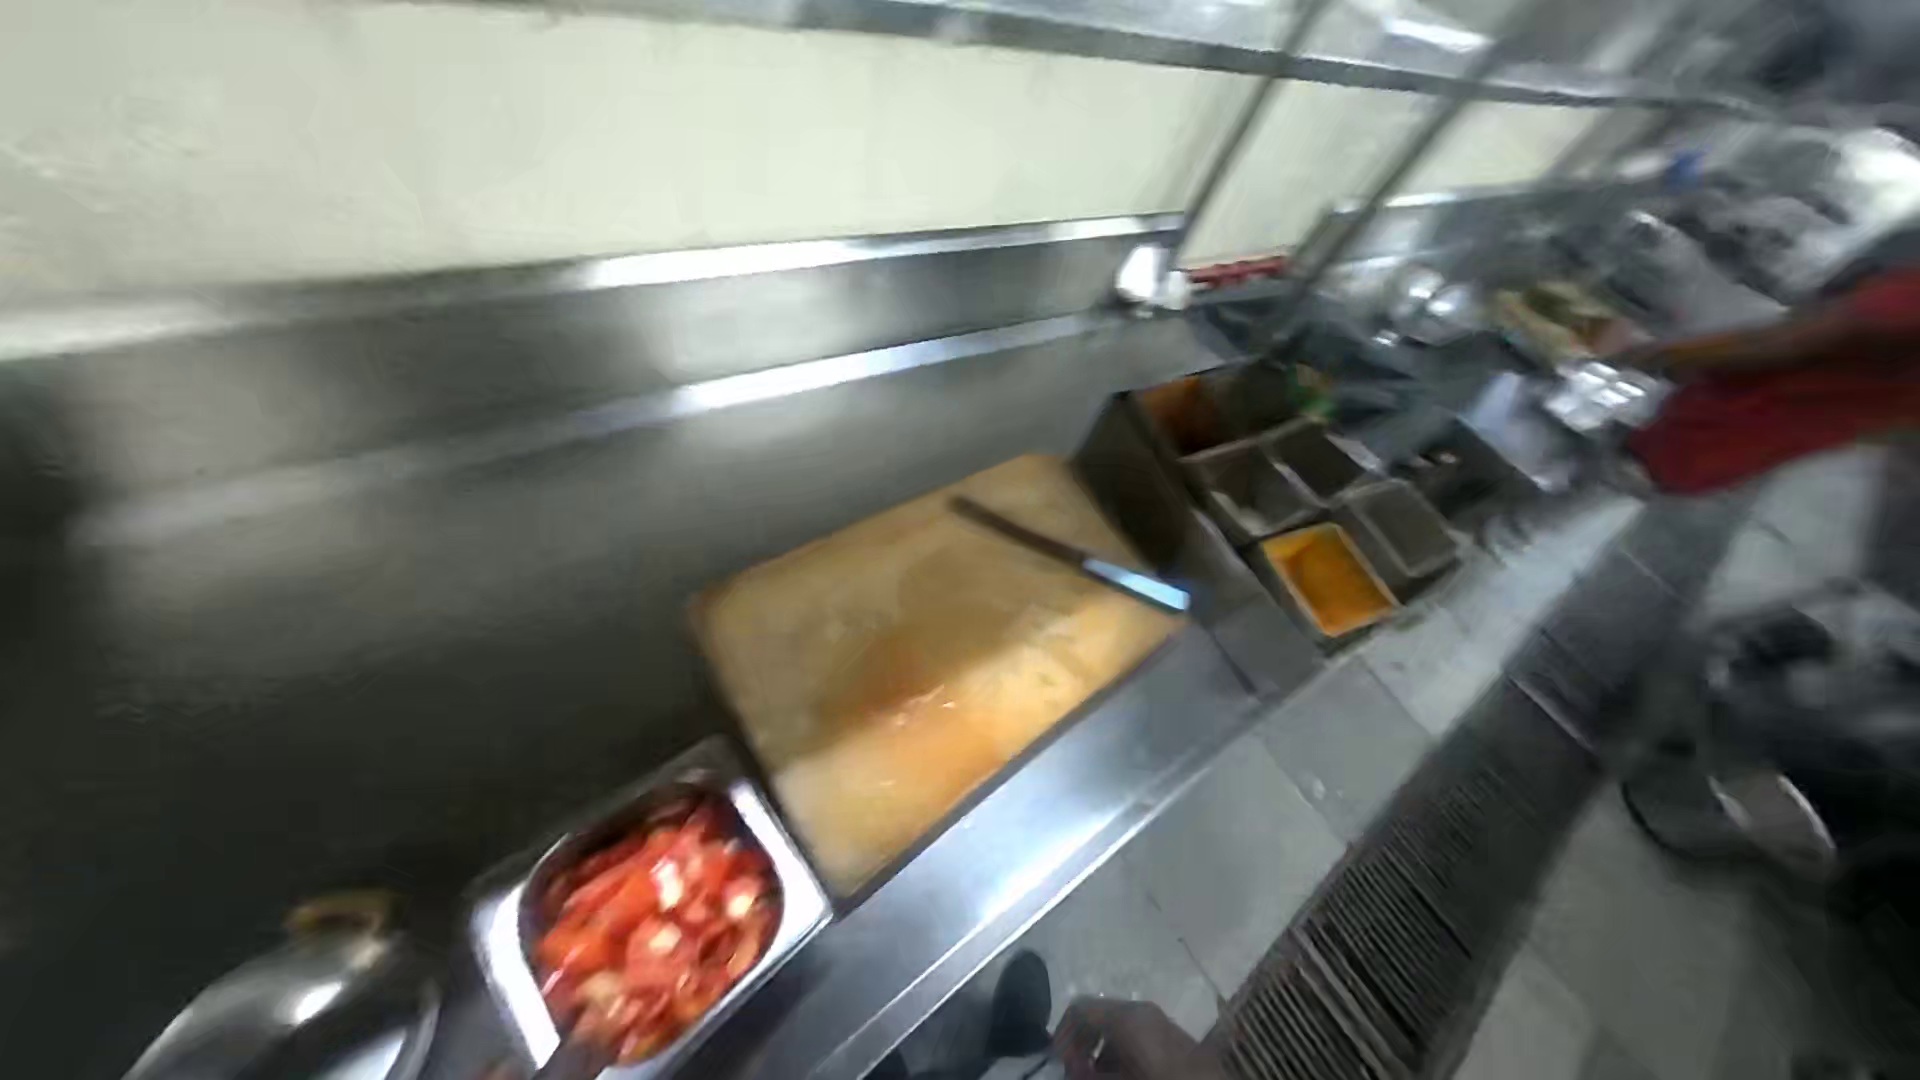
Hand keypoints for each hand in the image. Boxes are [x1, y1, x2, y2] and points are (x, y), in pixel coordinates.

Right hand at [1053, 998, 1229, 1079]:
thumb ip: (1091, 1076)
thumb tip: (1072, 1070)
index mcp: (1127, 1017)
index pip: (1080, 1008)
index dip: (1063, 1034)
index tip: (1058, 1065)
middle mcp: (1141, 1011)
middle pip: (1098, 1015)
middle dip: (1081, 1044)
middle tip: (1074, 1074)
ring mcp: (1160, 1023)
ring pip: (1117, 1028)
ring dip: (1100, 1053)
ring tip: (1096, 1079)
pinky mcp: (1174, 1041)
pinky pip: (1136, 1038)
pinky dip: (1120, 1056)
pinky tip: (1121, 1078)